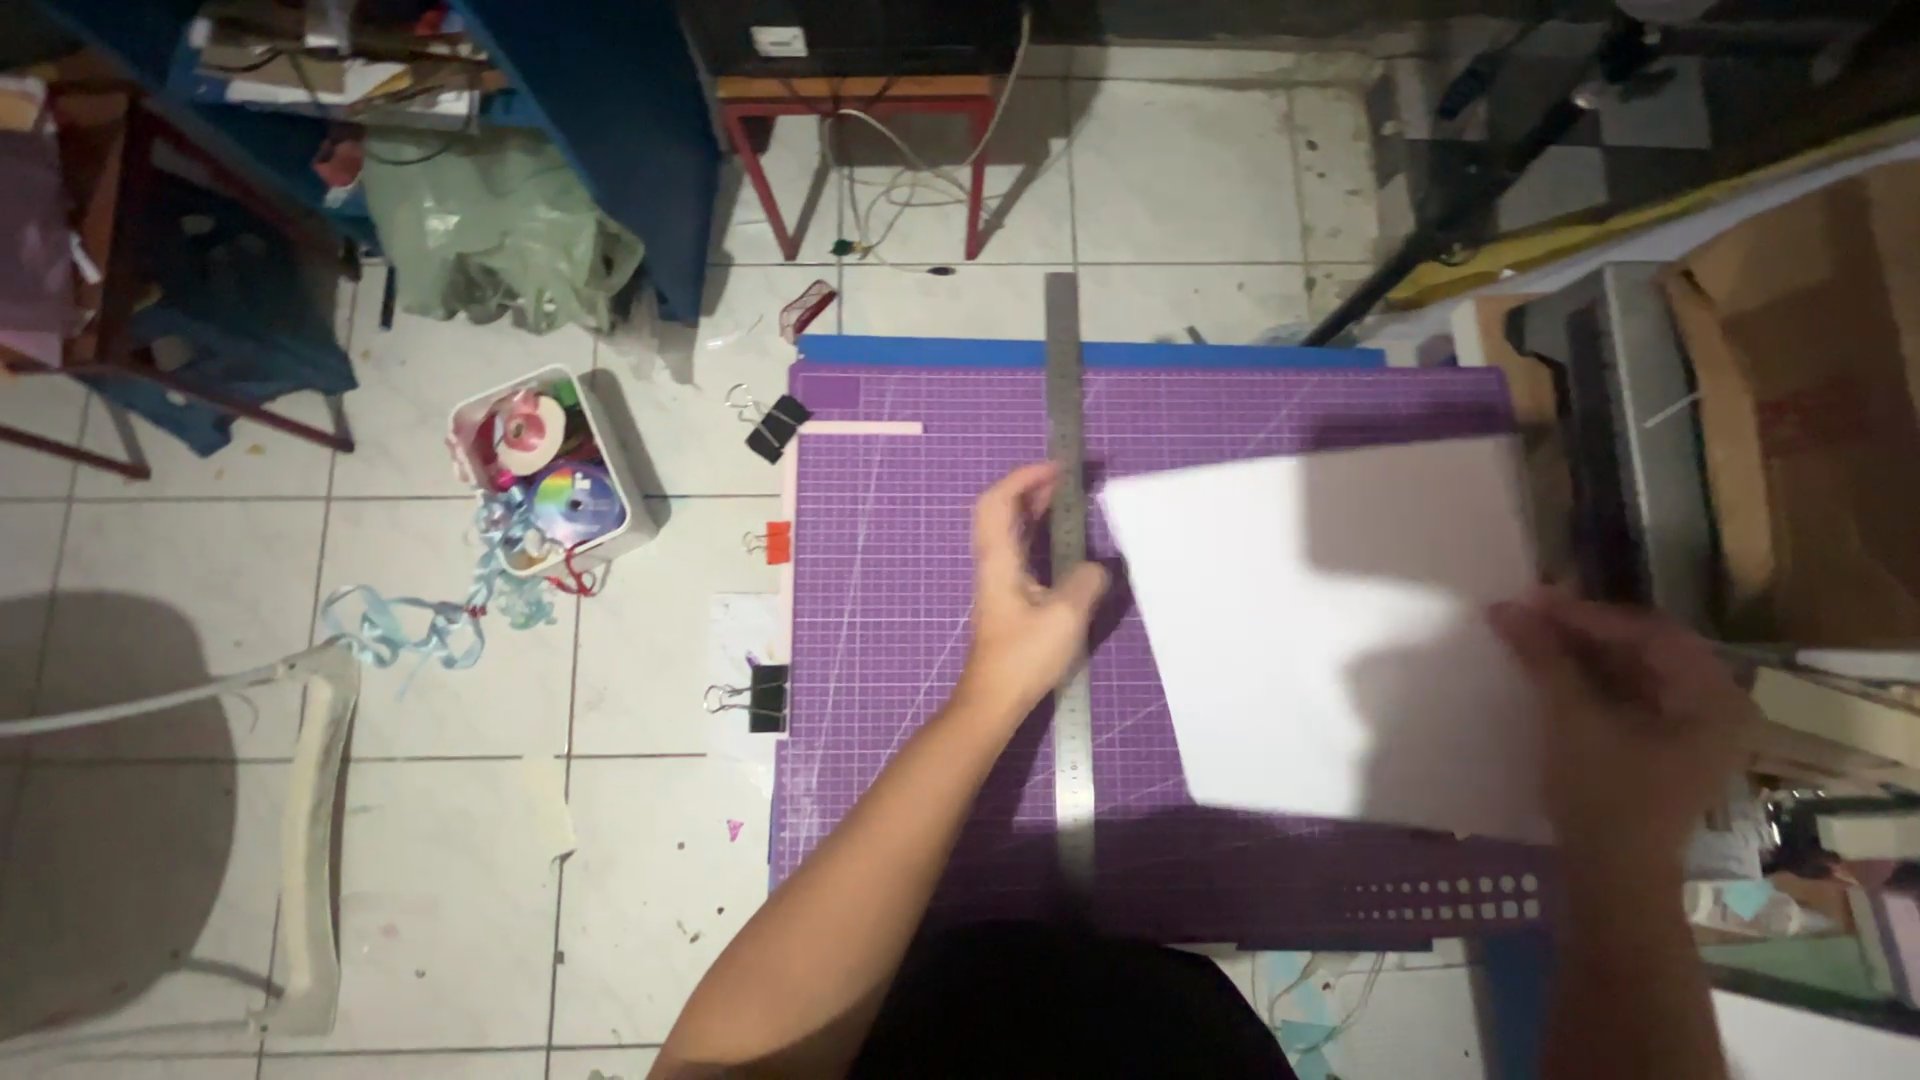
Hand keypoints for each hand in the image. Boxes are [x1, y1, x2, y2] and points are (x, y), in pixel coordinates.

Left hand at [953, 463, 1109, 721]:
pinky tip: (1062, 540)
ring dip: (1034, 508)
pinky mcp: (1006, 596)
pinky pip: (1019, 549)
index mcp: (999, 560)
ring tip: (1068, 498)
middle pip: (1001, 509)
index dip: (1023, 477)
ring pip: (1009, 529)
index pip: (998, 501)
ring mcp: (997, 579)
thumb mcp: (1066, 617)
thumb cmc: (1024, 657)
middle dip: (1031, 486)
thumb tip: (1097, 566)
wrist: (994, 698)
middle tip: (1068, 479)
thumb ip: (1086, 581)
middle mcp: (993, 563)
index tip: (1057, 469)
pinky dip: (1037, 533)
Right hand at [1488, 588, 1754, 868]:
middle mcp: (1713, 708)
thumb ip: (1543, 658)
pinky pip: (1625, 693)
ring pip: (1632, 669)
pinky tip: (1547, 667)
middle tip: (1528, 613)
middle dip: (1583, 629)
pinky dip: (1586, 676)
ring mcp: (1688, 729)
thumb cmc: (1605, 794)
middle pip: (1646, 648)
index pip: (1653, 633)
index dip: (1591, 613)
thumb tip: (1505, 606)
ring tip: (1530, 634)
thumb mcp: (1571, 719)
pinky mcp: (1659, 745)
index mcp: (1713, 700)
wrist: (1612, 872)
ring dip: (1580, 650)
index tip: (1534, 601)